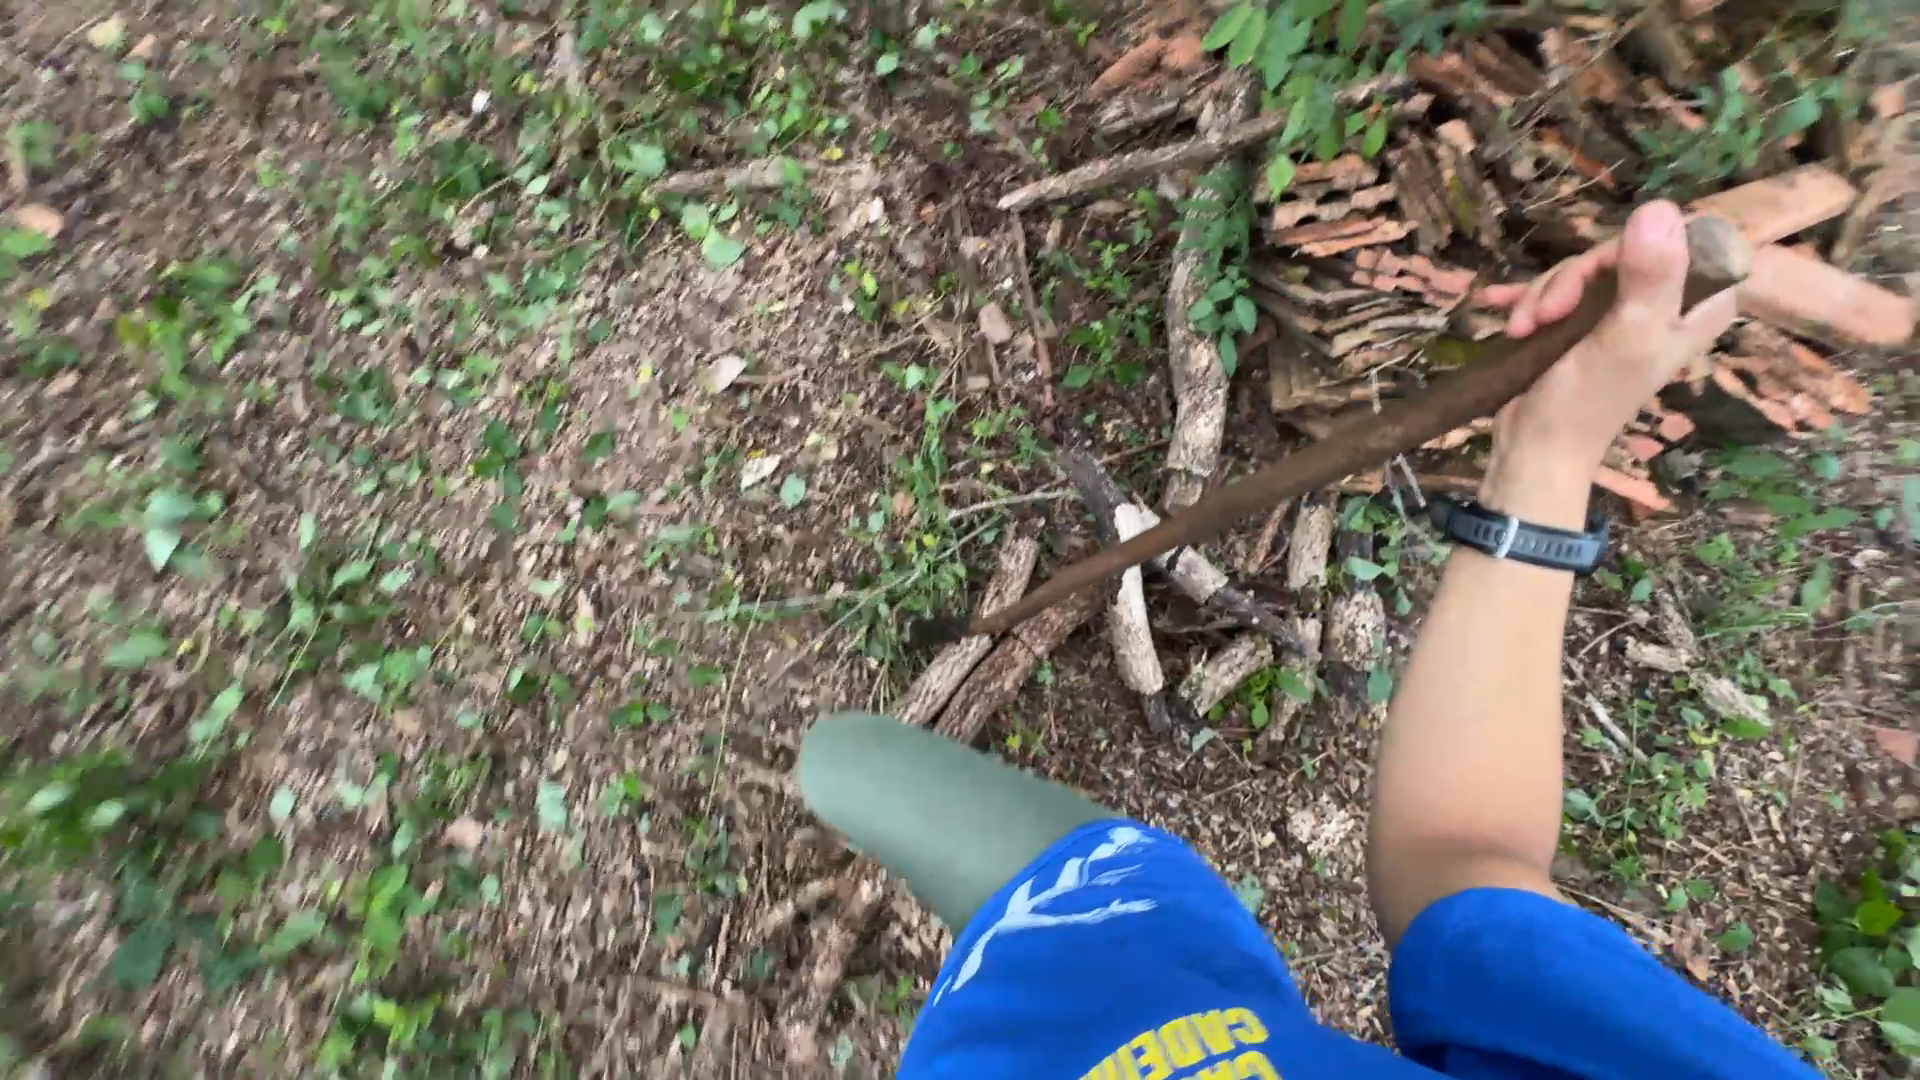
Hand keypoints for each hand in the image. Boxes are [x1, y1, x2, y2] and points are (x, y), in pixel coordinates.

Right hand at [1472, 201, 1737, 527]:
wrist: (1536, 449)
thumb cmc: (1586, 402)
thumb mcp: (1625, 336)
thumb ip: (1650, 274)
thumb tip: (1655, 207)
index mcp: (1698, 303)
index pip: (1672, 239)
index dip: (1621, 251)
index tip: (1583, 285)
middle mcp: (1663, 304)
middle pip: (1614, 255)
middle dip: (1566, 282)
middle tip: (1540, 316)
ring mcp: (1614, 316)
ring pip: (1576, 275)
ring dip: (1537, 297)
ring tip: (1517, 330)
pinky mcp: (1573, 329)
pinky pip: (1549, 295)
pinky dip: (1520, 298)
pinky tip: (1491, 302)